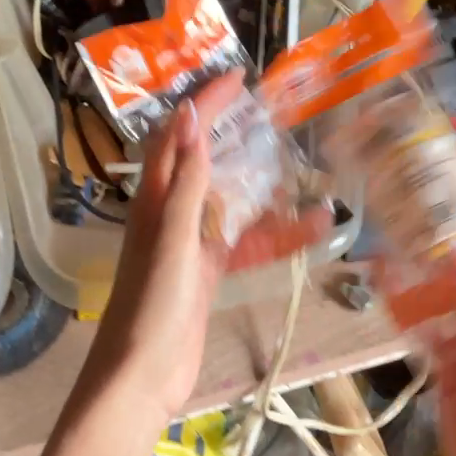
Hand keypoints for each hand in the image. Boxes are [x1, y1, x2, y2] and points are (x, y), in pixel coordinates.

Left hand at [83, 72, 335, 425]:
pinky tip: (314, 230)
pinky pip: (245, 242)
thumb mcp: (173, 239)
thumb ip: (186, 183)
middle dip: (233, 130)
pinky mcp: (208, 271)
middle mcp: (170, 211)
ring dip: (265, 185)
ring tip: (302, 165)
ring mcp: (191, 242)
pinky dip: (275, 234)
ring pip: (232, 200)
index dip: (204, 102)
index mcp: (154, 198)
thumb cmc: (153, 305)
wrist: (142, 379)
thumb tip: (189, 117)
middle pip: (204, 158)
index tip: (237, 76)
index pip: (177, 134)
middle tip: (271, 109)